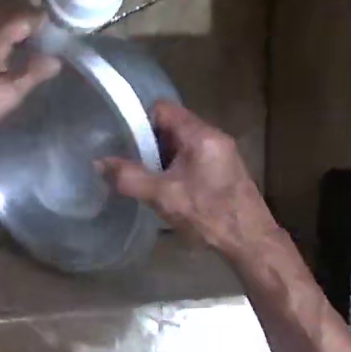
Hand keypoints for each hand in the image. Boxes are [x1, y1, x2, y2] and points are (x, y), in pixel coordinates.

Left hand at [0, 13, 61, 149]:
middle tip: (37, 30)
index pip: (19, 21)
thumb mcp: (10, 93)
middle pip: (1, 20)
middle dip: (20, 22)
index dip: (37, 20)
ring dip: (4, 30)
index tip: (53, 23)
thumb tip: (55, 60)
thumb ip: (32, 74)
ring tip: (19, 42)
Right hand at [98, 102, 289, 265]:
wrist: (251, 243)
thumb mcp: (162, 197)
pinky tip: (166, 188)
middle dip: (148, 141)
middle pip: (171, 125)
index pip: (162, 108)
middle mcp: (214, 136)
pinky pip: (192, 156)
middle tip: (129, 161)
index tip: (122, 139)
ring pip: (181, 142)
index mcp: (200, 135)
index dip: (139, 120)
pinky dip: (175, 166)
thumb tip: (99, 163)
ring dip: (161, 156)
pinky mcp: (224, 169)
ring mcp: (221, 152)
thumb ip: (128, 177)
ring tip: (144, 176)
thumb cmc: (208, 215)